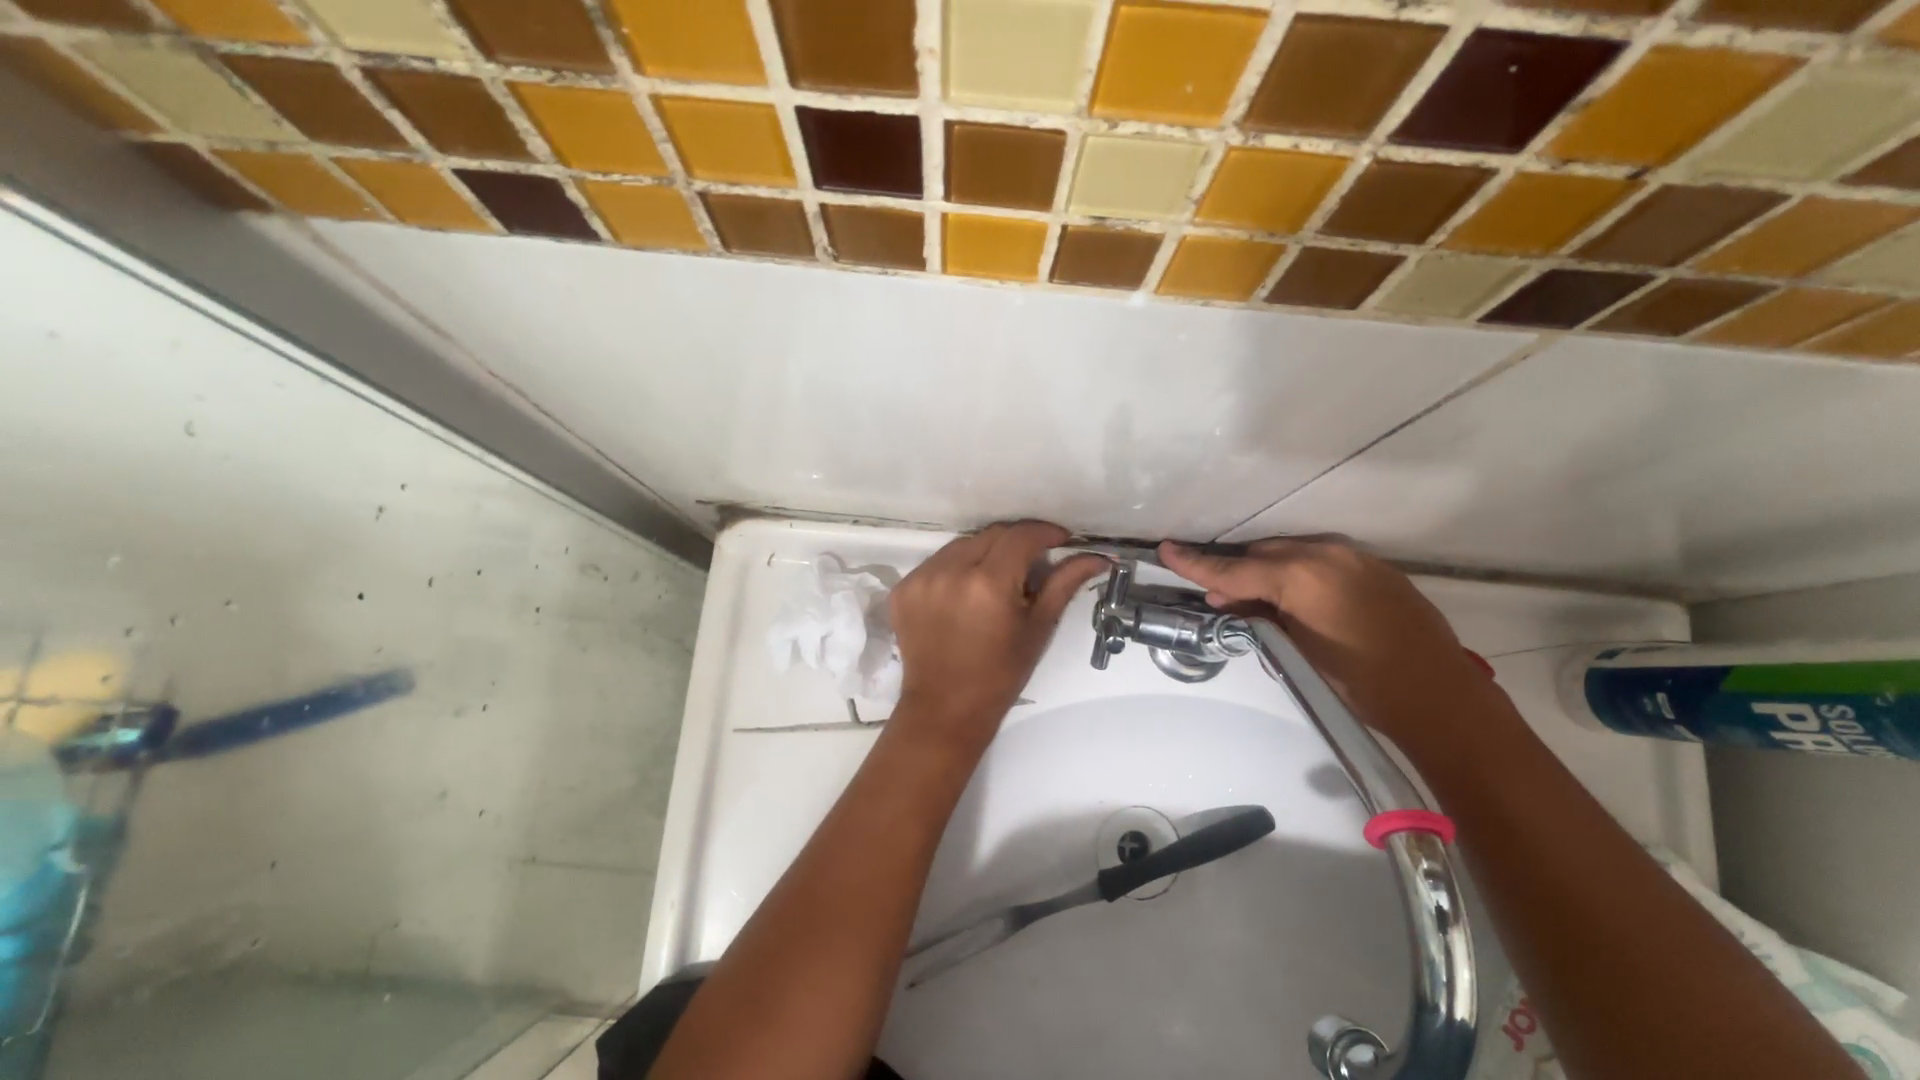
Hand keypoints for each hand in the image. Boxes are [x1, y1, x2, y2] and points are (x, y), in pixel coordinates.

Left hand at [890, 522, 1107, 748]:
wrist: (945, 709)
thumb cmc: (1001, 674)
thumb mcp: (1038, 628)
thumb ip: (1064, 583)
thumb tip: (1099, 557)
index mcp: (989, 583)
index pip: (1022, 536)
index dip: (1046, 532)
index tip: (1062, 540)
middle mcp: (951, 572)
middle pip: (992, 535)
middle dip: (1017, 542)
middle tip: (1034, 561)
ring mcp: (921, 579)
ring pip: (962, 545)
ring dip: (985, 552)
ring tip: (998, 579)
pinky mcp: (903, 589)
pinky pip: (937, 563)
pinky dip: (956, 569)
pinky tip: (967, 593)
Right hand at [1159, 538, 1498, 753]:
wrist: (1437, 694)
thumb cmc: (1361, 682)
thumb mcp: (1298, 652)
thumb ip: (1260, 619)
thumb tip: (1231, 603)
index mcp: (1301, 575)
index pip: (1235, 570)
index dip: (1197, 565)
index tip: (1166, 551)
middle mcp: (1326, 554)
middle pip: (1263, 554)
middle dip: (1235, 570)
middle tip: (1215, 595)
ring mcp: (1355, 557)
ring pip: (1293, 553)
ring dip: (1267, 570)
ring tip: (1251, 597)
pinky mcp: (1375, 568)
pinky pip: (1320, 560)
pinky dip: (1298, 572)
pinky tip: (1294, 596)